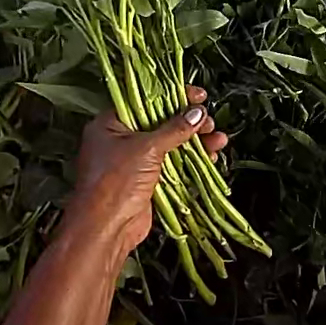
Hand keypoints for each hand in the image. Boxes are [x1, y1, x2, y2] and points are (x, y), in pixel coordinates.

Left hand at [66, 86, 227, 255]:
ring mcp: (135, 160)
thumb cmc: (116, 181)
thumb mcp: (147, 148)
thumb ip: (174, 128)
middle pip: (162, 121)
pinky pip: (174, 163)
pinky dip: (192, 159)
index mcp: (111, 123)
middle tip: (210, 122)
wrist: (106, 228)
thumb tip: (198, 113)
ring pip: (172, 143)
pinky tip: (212, 156)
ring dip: (196, 141)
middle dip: (190, 121)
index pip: (146, 99)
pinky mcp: (148, 179)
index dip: (174, 95)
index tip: (199, 95)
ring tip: (219, 139)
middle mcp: (122, 139)